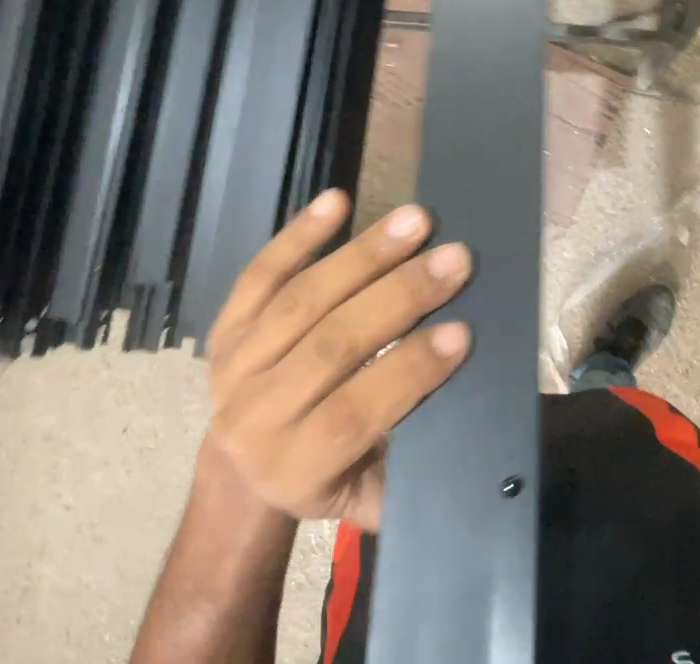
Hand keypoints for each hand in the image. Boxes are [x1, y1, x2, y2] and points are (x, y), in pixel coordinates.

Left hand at [204, 190, 471, 530]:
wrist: (243, 471)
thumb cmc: (328, 480)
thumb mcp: (370, 499)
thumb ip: (411, 469)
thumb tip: (474, 416)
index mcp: (294, 468)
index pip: (353, 412)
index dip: (407, 370)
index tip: (463, 331)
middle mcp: (254, 416)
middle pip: (329, 345)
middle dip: (398, 297)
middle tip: (455, 259)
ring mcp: (234, 366)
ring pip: (300, 300)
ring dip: (363, 255)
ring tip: (416, 221)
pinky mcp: (226, 327)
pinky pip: (260, 274)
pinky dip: (299, 234)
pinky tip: (338, 200)